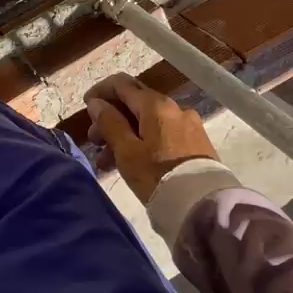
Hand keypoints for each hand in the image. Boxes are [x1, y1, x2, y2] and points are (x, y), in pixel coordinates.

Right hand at [84, 71, 218, 200]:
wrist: (205, 208)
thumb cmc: (158, 176)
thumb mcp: (126, 152)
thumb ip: (109, 122)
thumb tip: (96, 103)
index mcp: (155, 104)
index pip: (121, 84)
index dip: (100, 91)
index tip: (86, 106)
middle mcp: (174, 107)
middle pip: (135, 104)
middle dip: (112, 119)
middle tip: (95, 141)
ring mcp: (189, 125)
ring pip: (149, 122)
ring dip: (126, 134)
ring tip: (109, 161)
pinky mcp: (198, 144)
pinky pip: (164, 134)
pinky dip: (145, 142)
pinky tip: (134, 163)